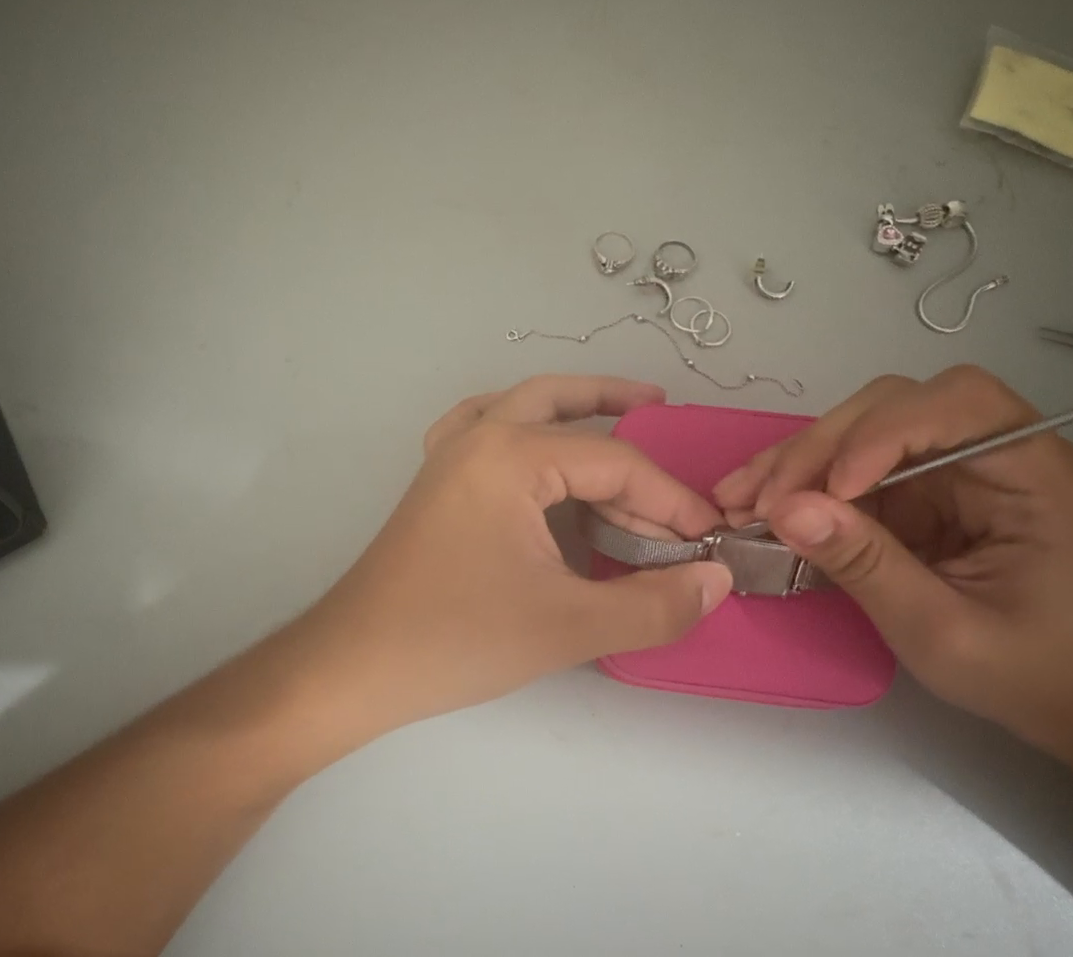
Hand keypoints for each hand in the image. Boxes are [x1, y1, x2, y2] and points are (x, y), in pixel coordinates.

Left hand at [291, 376, 733, 737]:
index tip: (709, 541)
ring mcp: (449, 456)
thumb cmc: (457, 638)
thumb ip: (654, 604)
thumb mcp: (568, 626)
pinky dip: (524, 429)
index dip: (671, 501)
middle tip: (669, 426)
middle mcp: (478, 437)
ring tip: (624, 416)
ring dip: (573, 409)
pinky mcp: (437, 483)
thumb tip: (718, 581)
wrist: (354, 665)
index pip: (616, 463)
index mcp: (511, 454)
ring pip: (523, 408)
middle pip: (565, 407)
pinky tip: (541, 452)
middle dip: (622, 415)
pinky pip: (487, 430)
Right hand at [713, 367, 1072, 744]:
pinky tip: (756, 503)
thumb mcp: (943, 633)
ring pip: (862, 426)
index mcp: (1037, 475)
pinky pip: (848, 462)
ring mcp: (951, 464)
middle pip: (897, 404)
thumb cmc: (1024, 672)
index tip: (832, 490)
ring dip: (798, 459)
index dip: (886, 432)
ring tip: (739, 499)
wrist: (1060, 696)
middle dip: (824, 446)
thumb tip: (786, 510)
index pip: (959, 406)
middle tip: (763, 499)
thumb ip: (868, 567)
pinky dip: (800, 481)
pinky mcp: (917, 484)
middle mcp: (994, 451)